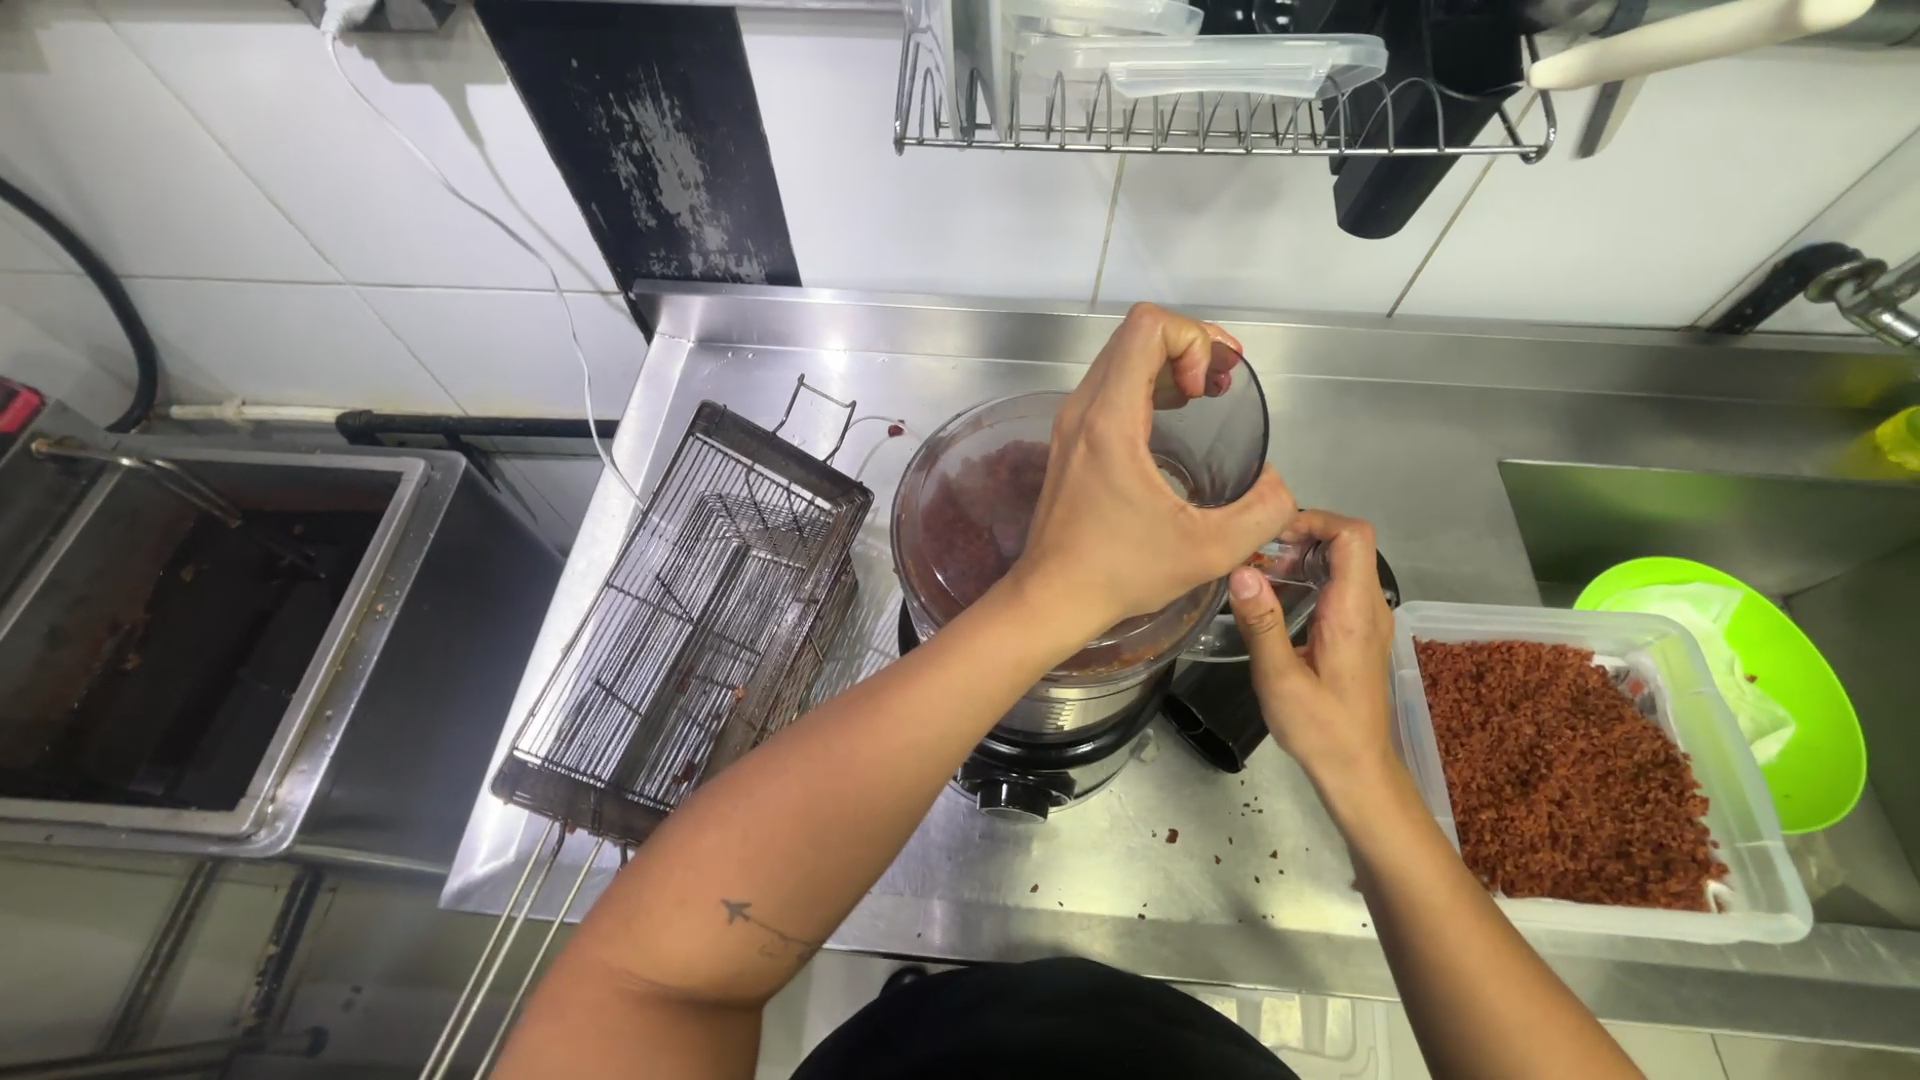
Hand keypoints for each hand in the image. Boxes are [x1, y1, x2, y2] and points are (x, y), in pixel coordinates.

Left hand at [1007, 303, 1296, 638]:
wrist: (1053, 596)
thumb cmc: (1121, 573)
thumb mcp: (1210, 551)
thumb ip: (1264, 511)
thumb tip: (1279, 484)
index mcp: (1110, 420)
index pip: (1148, 327)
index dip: (1194, 340)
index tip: (1210, 391)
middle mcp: (1084, 408)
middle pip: (1136, 333)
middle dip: (1189, 345)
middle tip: (1220, 384)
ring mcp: (1071, 422)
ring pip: (1121, 356)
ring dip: (1169, 362)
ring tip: (1206, 394)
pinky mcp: (1070, 439)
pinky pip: (1111, 385)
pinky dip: (1147, 383)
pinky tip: (1176, 414)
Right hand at [1227, 510, 1397, 793]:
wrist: (1356, 770)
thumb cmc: (1319, 728)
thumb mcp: (1279, 677)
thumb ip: (1261, 622)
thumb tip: (1242, 570)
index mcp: (1352, 612)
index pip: (1353, 535)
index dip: (1315, 520)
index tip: (1272, 536)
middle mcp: (1369, 608)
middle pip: (1349, 543)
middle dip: (1303, 536)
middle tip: (1258, 555)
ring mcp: (1368, 621)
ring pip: (1346, 564)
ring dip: (1305, 557)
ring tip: (1262, 575)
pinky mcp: (1360, 634)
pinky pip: (1342, 586)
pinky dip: (1311, 578)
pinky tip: (1278, 601)